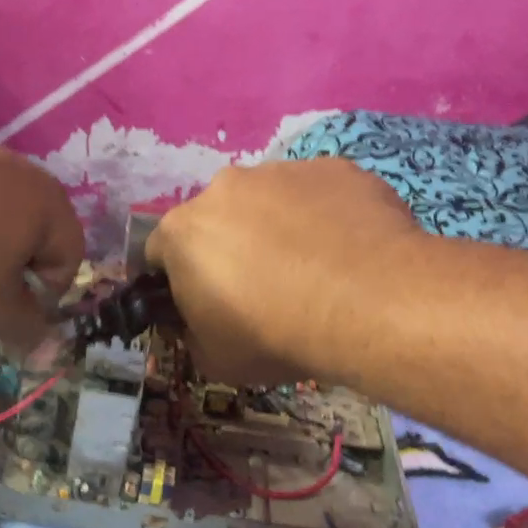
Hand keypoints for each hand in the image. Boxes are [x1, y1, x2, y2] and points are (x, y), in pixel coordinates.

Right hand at [146, 158, 430, 384]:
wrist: (368, 304)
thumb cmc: (274, 335)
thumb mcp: (214, 359)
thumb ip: (193, 333)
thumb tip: (199, 323)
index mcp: (181, 232)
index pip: (159, 254)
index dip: (176, 282)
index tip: (200, 306)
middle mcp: (224, 188)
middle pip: (215, 219)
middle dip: (228, 248)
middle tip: (259, 290)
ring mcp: (283, 171)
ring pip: (268, 202)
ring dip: (277, 229)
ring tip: (311, 272)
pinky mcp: (335, 168)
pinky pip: (318, 195)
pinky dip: (323, 219)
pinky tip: (346, 255)